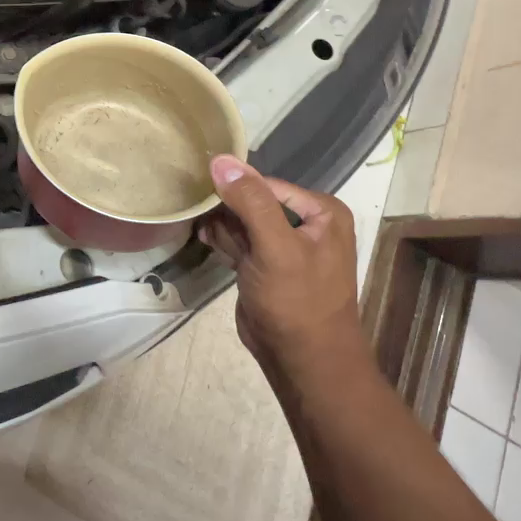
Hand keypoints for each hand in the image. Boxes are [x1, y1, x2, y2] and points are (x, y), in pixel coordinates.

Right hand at [198, 154, 363, 375]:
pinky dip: (219, 237)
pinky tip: (204, 240)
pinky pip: (236, 237)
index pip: (264, 183)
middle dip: (223, 206)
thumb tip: (219, 159)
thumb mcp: (277, 247)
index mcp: (322, 213)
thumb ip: (251, 202)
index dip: (233, 188)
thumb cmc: (298, 302)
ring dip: (217, 222)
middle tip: (197, 214)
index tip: (201, 195)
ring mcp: (283, 244)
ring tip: (200, 229)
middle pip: (250, 197)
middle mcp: (306, 223)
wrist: (303, 360)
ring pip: (239, 216)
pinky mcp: (263, 263)